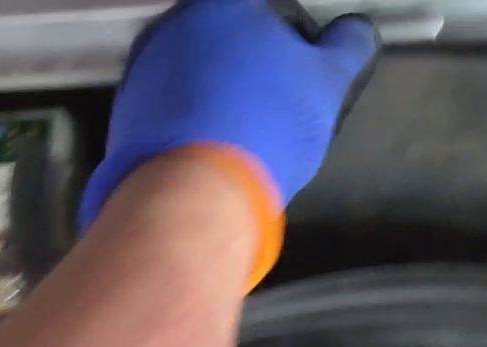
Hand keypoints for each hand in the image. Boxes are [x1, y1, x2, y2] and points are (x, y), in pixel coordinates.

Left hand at [80, 0, 379, 230]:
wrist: (194, 188)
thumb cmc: (268, 125)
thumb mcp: (326, 86)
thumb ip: (347, 50)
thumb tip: (358, 32)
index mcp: (228, 1)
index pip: (276, 12)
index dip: (297, 48)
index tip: (303, 86)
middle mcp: (178, 20)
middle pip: (228, 40)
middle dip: (253, 71)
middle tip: (273, 116)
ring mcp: (144, 64)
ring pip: (194, 74)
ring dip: (219, 99)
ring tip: (240, 142)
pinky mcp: (127, 109)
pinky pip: (167, 109)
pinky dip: (190, 125)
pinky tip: (208, 156)